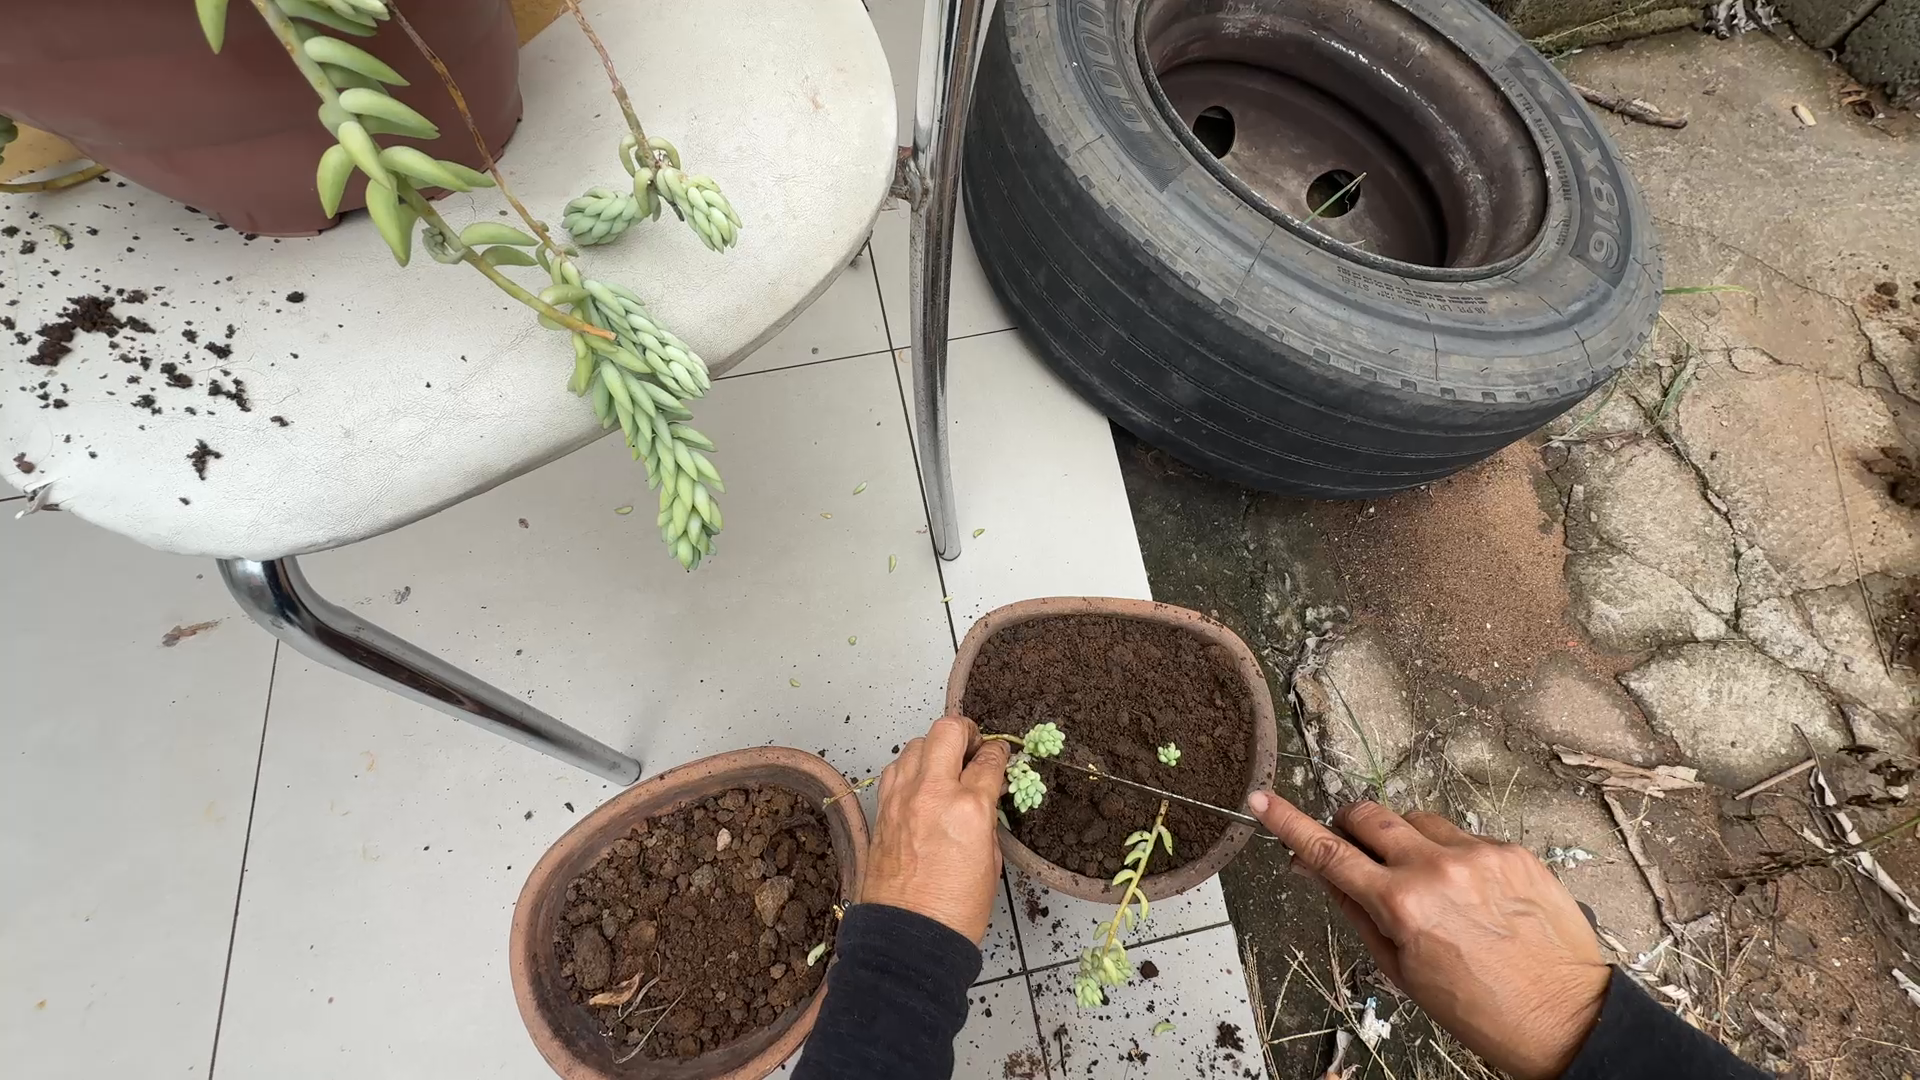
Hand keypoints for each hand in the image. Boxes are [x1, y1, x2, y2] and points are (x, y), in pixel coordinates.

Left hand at [858, 716, 1010, 942]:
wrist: (908, 937)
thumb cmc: (958, 908)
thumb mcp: (990, 860)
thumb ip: (985, 816)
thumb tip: (982, 795)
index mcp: (969, 808)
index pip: (988, 760)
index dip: (998, 753)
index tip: (999, 754)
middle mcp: (933, 792)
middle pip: (948, 730)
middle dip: (965, 731)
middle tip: (972, 746)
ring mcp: (903, 797)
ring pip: (917, 743)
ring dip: (935, 748)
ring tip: (944, 766)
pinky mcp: (883, 808)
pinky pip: (897, 768)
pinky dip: (911, 767)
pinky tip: (920, 784)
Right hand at [1247, 791, 1609, 1079]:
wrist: (1575, 1023)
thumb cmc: (1479, 1008)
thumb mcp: (1400, 968)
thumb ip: (1352, 906)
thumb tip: (1311, 866)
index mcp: (1401, 906)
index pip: (1326, 851)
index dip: (1287, 821)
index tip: (1261, 797)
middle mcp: (1435, 870)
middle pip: (1365, 814)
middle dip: (1351, 827)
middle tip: (1360, 853)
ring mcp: (1477, 855)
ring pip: (1412, 818)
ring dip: (1405, 840)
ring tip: (1430, 881)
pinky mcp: (1511, 851)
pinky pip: (1459, 833)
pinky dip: (1451, 853)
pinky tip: (1472, 891)